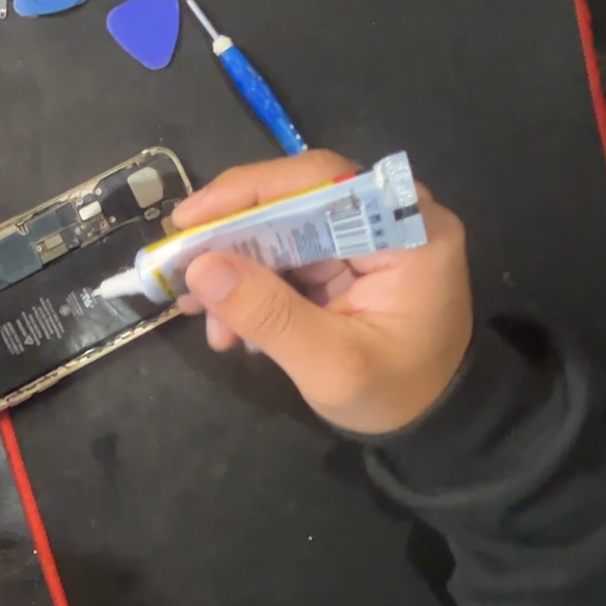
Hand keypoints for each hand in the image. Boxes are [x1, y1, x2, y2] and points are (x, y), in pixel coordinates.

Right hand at [173, 150, 473, 434]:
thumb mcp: (329, 364)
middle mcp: (385, 218)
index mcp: (406, 231)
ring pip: (276, 229)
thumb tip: (199, 268)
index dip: (248, 193)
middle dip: (229, 236)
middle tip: (177, 266)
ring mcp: (359, 238)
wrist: (428, 422)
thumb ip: (269, 315)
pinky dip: (244, 285)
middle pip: (291, 200)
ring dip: (230, 267)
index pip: (319, 183)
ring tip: (196, 309)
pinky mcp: (337, 260)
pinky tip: (222, 322)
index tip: (189, 221)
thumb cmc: (393, 394)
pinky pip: (279, 257)